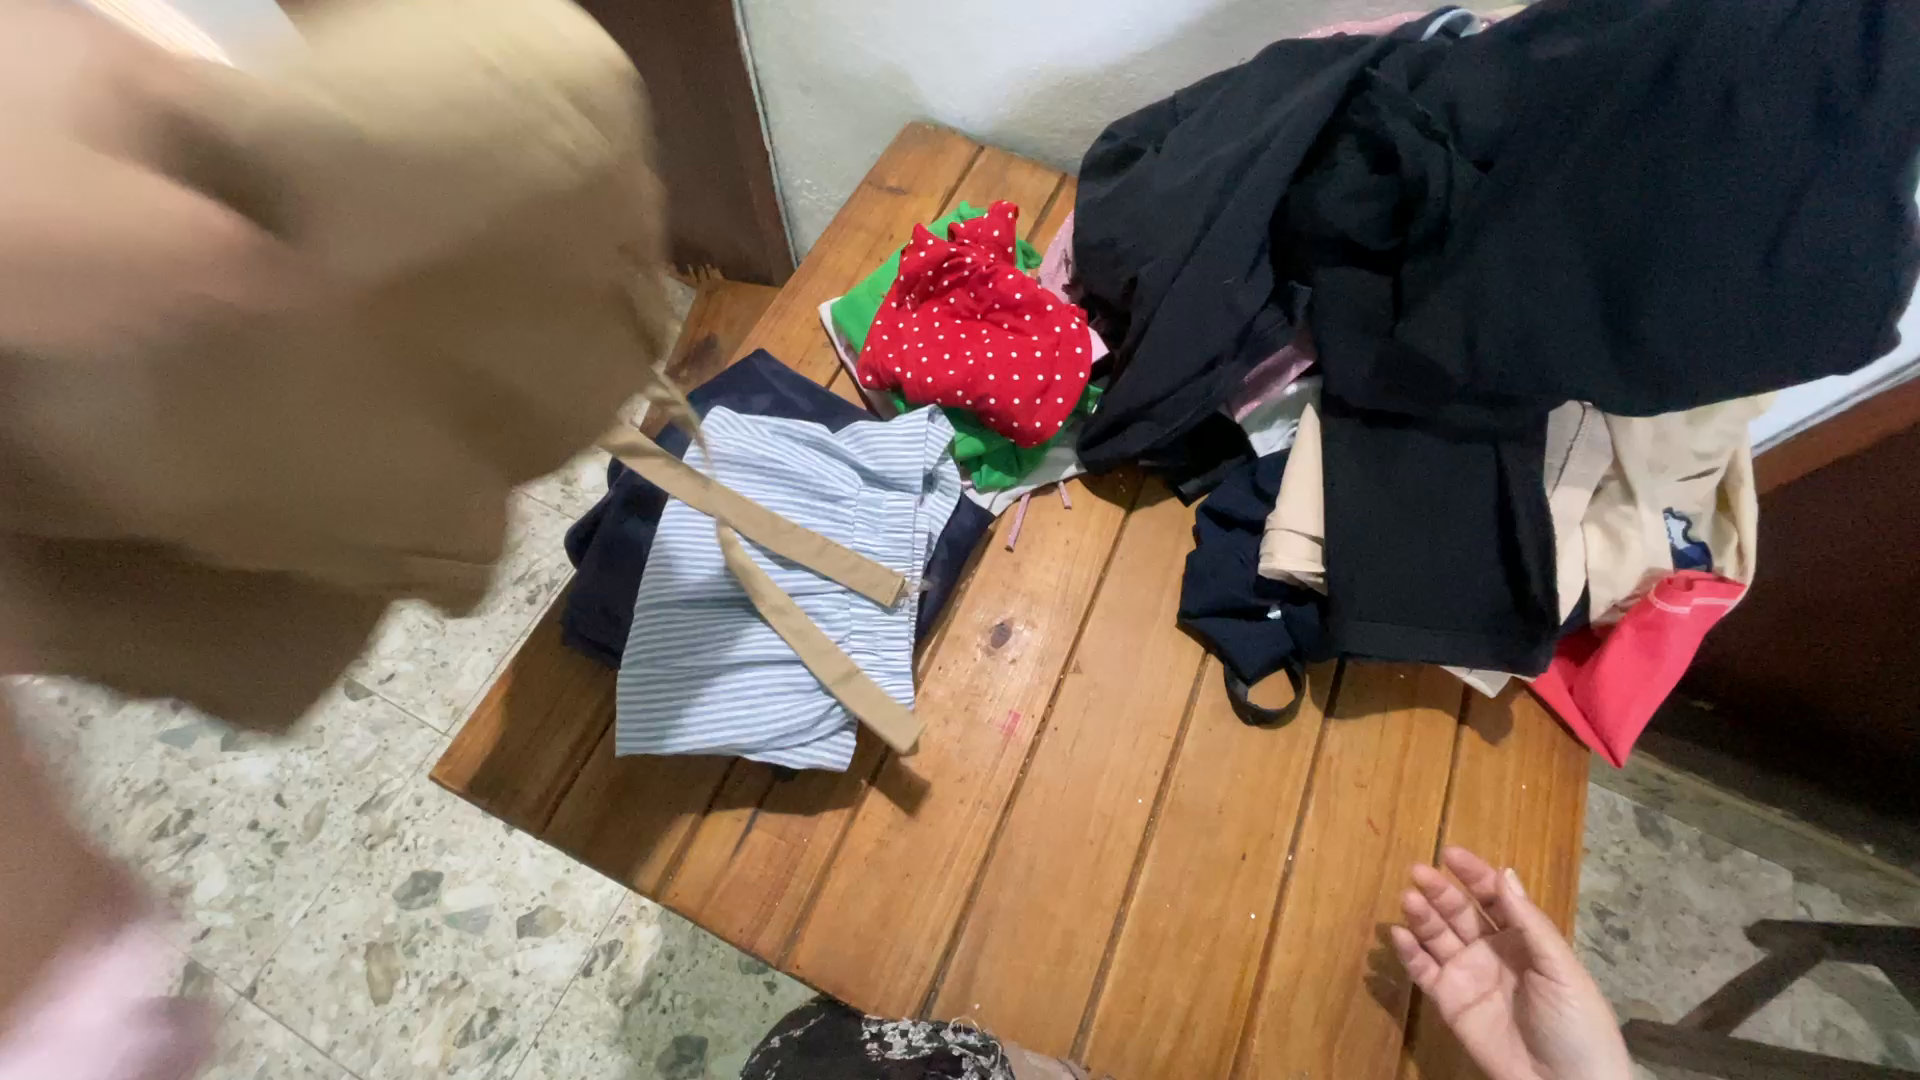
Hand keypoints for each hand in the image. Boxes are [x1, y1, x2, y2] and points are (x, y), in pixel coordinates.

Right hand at [1391, 846, 1631, 1079]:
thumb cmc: (1577, 1027)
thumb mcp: (1563, 972)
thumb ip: (1530, 924)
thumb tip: (1504, 873)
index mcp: (1523, 942)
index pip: (1494, 899)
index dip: (1474, 876)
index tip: (1452, 854)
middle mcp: (1490, 952)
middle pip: (1459, 912)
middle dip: (1440, 890)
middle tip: (1419, 872)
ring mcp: (1466, 975)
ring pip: (1436, 935)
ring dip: (1421, 915)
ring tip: (1409, 900)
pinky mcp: (1448, 1000)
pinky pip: (1423, 970)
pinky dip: (1409, 951)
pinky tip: (1399, 934)